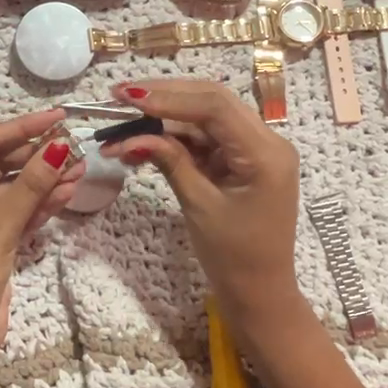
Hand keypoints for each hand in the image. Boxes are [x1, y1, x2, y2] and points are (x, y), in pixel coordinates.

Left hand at [0, 110, 80, 374]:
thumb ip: (31, 186)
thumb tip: (60, 145)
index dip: (23, 127)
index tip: (59, 116)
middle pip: (3, 165)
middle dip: (40, 156)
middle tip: (78, 145)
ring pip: (16, 190)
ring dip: (46, 179)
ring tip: (82, 167)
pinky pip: (21, 213)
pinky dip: (42, 204)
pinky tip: (69, 191)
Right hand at [103, 80, 304, 328]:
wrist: (260, 292)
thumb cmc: (233, 256)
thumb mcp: (198, 205)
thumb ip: (170, 160)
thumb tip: (131, 135)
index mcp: (265, 153)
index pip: (215, 107)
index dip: (169, 98)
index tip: (128, 98)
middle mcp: (267, 141)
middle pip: (212, 101)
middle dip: (165, 96)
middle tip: (120, 95)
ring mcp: (256, 148)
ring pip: (207, 114)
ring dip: (166, 115)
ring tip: (123, 118)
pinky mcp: (242, 158)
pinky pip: (207, 135)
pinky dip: (176, 134)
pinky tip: (143, 137)